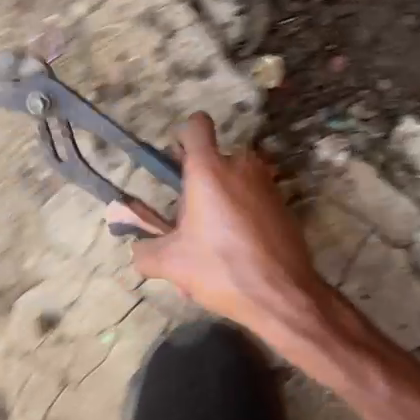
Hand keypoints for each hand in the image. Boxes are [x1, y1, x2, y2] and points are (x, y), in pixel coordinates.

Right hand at [118, 114, 329, 332]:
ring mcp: (266, 183)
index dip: (184, 135)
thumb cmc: (221, 267)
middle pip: (213, 162)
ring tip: (211, 247)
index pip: (197, 125)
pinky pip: (253, 200)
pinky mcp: (283, 204)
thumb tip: (136, 250)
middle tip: (189, 225)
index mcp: (209, 169)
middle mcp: (240, 165)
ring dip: (220, 205)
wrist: (283, 294)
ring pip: (234, 183)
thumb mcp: (172, 264)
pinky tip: (237, 255)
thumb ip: (146, 252)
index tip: (177, 160)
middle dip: (199, 187)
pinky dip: (242, 218)